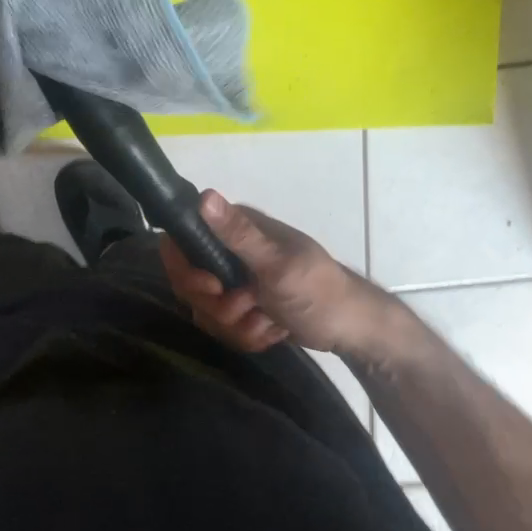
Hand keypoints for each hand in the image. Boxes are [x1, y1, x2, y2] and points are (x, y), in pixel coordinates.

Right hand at [160, 190, 385, 354]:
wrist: (351, 330)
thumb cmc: (318, 291)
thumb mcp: (277, 263)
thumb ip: (237, 234)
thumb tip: (203, 196)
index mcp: (236, 231)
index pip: (180, 245)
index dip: (187, 272)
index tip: (213, 287)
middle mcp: (229, 252)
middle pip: (188, 285)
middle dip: (219, 308)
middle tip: (250, 306)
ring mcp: (235, 281)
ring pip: (205, 311)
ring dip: (237, 325)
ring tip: (269, 320)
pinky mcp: (242, 307)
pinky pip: (222, 327)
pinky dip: (248, 334)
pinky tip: (272, 329)